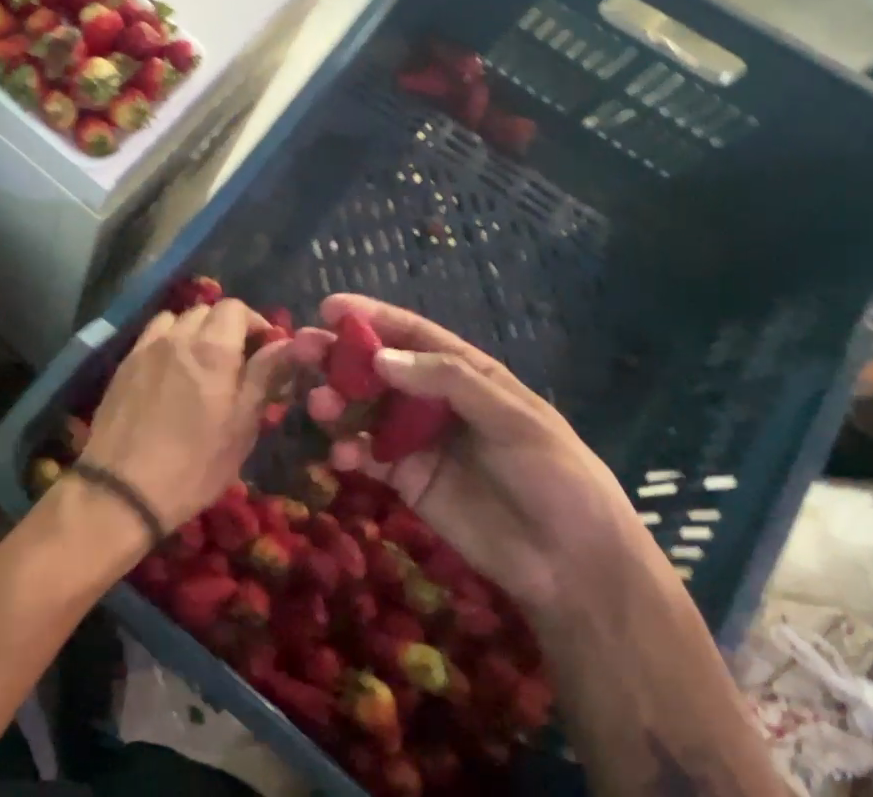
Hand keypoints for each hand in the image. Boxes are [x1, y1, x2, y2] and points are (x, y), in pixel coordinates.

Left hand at [78, 300, 289, 531]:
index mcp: (212, 349)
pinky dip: (166, 342)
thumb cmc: (195, 464)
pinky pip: (150, 337)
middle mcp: (176, 337)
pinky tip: (170, 372)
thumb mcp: (242, 426)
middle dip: (225, 327)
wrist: (123, 486)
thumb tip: (287, 343)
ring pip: (175, 320)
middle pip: (205, 311)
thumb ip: (264, 377)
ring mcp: (145, 349)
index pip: (236, 309)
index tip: (265, 349)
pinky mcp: (123, 365)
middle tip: (237, 361)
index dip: (255, 322)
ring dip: (193, 331)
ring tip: (201, 364)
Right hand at [291, 295, 658, 616]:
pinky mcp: (407, 481)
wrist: (572, 563)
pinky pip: (368, 456)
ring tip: (318, 405)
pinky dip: (348, 451)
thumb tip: (380, 359)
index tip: (327, 307)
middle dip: (339, 358)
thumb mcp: (514, 419)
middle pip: (378, 370)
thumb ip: (449, 382)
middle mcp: (436, 403)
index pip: (413, 337)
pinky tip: (341, 456)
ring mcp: (419, 442)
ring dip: (338, 403)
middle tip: (300, 350)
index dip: (371, 319)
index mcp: (469, 376)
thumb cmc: (556, 477)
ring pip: (365, 410)